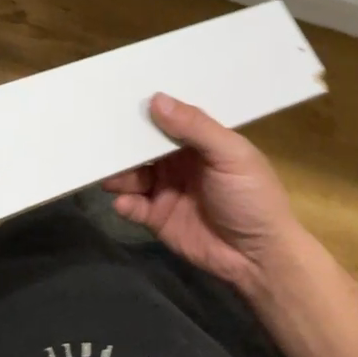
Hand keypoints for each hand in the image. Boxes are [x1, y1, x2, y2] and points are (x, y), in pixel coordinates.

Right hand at [102, 93, 306, 293]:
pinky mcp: (157, 218)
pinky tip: (124, 203)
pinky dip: (124, 203)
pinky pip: (133, 206)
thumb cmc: (252, 197)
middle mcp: (179, 163)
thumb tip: (155, 99)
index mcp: (200, 143)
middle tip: (99, 138)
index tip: (118, 101)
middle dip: (123, 145)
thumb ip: (195, 127)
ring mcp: (166, 190)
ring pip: (132, 176)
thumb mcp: (231, 156)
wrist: (258, 257)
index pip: (168, 121)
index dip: (146, 112)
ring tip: (108, 176)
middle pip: (143, 149)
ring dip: (119, 175)